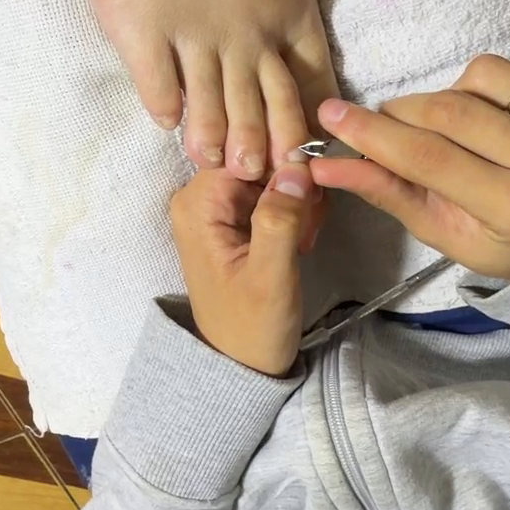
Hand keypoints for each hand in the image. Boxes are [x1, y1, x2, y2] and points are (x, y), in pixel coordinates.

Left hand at [168, 165, 323, 374]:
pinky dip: (296, 210)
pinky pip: (275, 192)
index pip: (248, 146)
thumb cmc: (251, 326)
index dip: (286, 161)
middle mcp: (202, 195)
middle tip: (308, 228)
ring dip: (300, 200)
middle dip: (295, 184)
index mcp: (198, 203)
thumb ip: (279, 220)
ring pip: (275, 173)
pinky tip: (301, 239)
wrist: (242, 362)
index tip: (311, 195)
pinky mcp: (238, 216)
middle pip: (263, 156)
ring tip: (304, 239)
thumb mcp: (269, 276)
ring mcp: (220, 205)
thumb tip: (296, 168)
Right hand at [308, 55, 509, 280]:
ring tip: (451, 128)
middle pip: (455, 113)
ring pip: (482, 78)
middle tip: (378, 119)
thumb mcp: (437, 229)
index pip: (433, 160)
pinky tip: (490, 117)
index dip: (376, 134)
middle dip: (402, 111)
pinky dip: (485, 86)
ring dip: (447, 96)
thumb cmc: (493, 240)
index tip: (332, 115)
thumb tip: (323, 164)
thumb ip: (386, 190)